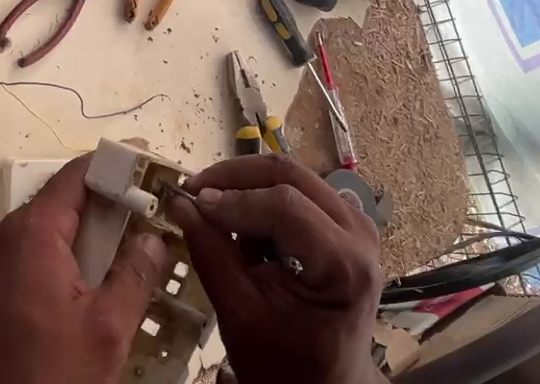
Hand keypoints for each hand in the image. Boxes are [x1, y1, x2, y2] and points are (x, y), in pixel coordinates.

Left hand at [0, 154, 168, 383]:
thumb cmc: (42, 376)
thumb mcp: (104, 332)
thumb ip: (134, 276)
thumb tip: (153, 238)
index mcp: (32, 231)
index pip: (80, 172)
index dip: (118, 164)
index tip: (151, 167)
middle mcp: (4, 235)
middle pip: (65, 200)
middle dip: (109, 205)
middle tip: (150, 218)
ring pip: (48, 231)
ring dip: (87, 236)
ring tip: (127, 253)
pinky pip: (29, 256)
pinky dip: (62, 258)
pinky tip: (88, 285)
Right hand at [166, 154, 383, 383]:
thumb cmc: (285, 364)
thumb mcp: (240, 315)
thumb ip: (211, 254)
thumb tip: (180, 203)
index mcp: (344, 264)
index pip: (284, 206)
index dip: (233, 198)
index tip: (191, 201)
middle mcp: (359, 231)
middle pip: (291, 175)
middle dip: (236, 178)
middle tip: (195, 191)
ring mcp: (356, 222)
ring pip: (293, 175)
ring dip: (248, 187)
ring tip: (216, 214)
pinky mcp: (346, 221)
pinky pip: (299, 189)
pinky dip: (263, 197)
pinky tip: (243, 226)